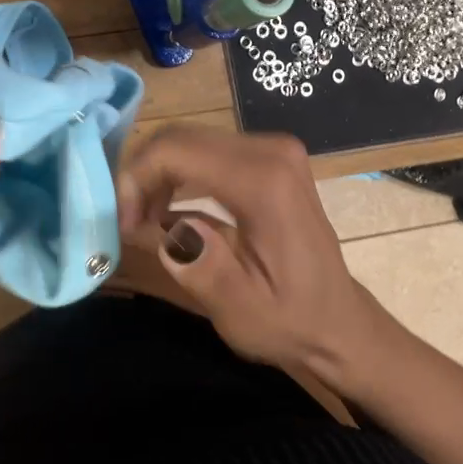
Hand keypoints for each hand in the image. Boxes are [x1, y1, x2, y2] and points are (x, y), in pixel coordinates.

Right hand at [115, 123, 389, 381]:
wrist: (340, 324)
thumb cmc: (291, 321)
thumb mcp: (240, 310)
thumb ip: (199, 265)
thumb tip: (156, 229)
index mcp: (263, 182)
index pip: (176, 151)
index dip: (136, 179)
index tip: (123, 224)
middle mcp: (269, 151)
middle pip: (179, 139)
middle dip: (141, 176)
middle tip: (126, 224)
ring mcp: (271, 148)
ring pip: (188, 141)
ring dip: (156, 175)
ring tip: (142, 221)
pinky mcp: (268, 156)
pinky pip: (205, 150)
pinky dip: (177, 174)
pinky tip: (167, 211)